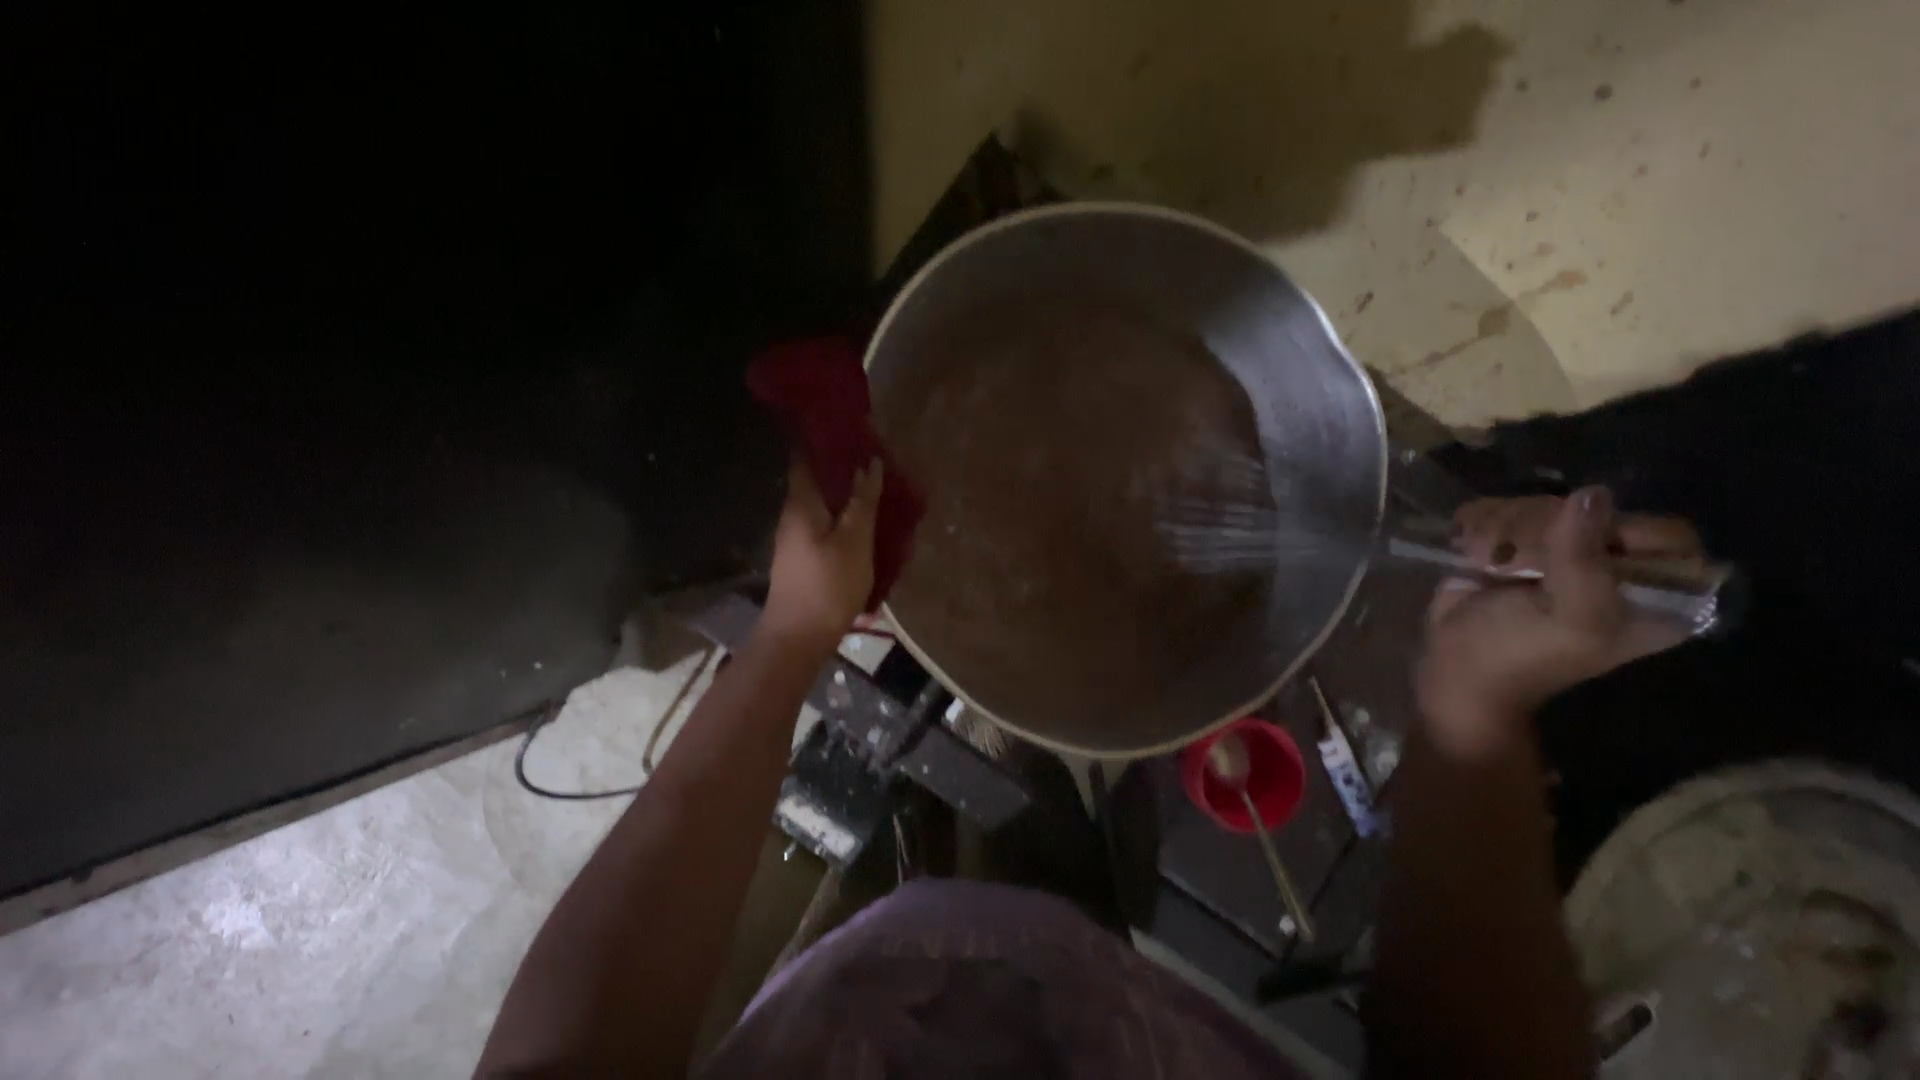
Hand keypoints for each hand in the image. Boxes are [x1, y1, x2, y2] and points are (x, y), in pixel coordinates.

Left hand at [762, 456, 882, 647]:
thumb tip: (869, 464)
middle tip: (877, 460)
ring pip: (824, 507)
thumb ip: (862, 502)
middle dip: (843, 469)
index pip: (805, 458)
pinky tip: (868, 527)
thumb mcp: (854, 541)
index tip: (850, 429)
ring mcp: (796, 540)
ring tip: (879, 491)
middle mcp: (793, 516)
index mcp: (801, 504)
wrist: (799, 638)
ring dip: (847, 497)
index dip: (823, 440)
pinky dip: (845, 521)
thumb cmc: (827, 585)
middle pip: (816, 482)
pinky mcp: (804, 560)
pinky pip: (826, 528)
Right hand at [1416, 487, 1700, 758]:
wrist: (1456, 670)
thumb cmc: (1521, 654)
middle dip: (1545, 531)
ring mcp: (1558, 550)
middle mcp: (1610, 566)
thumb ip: (1585, 558)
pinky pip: (1504, 508)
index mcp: (1650, 593)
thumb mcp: (1570, 617)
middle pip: (1594, 510)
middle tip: (1521, 568)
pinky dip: (1481, 528)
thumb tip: (1591, 494)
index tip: (1579, 555)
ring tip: (1490, 566)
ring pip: (1542, 504)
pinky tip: (1475, 555)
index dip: (1621, 534)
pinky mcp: (1514, 544)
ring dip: (1504, 531)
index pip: (1665, 535)